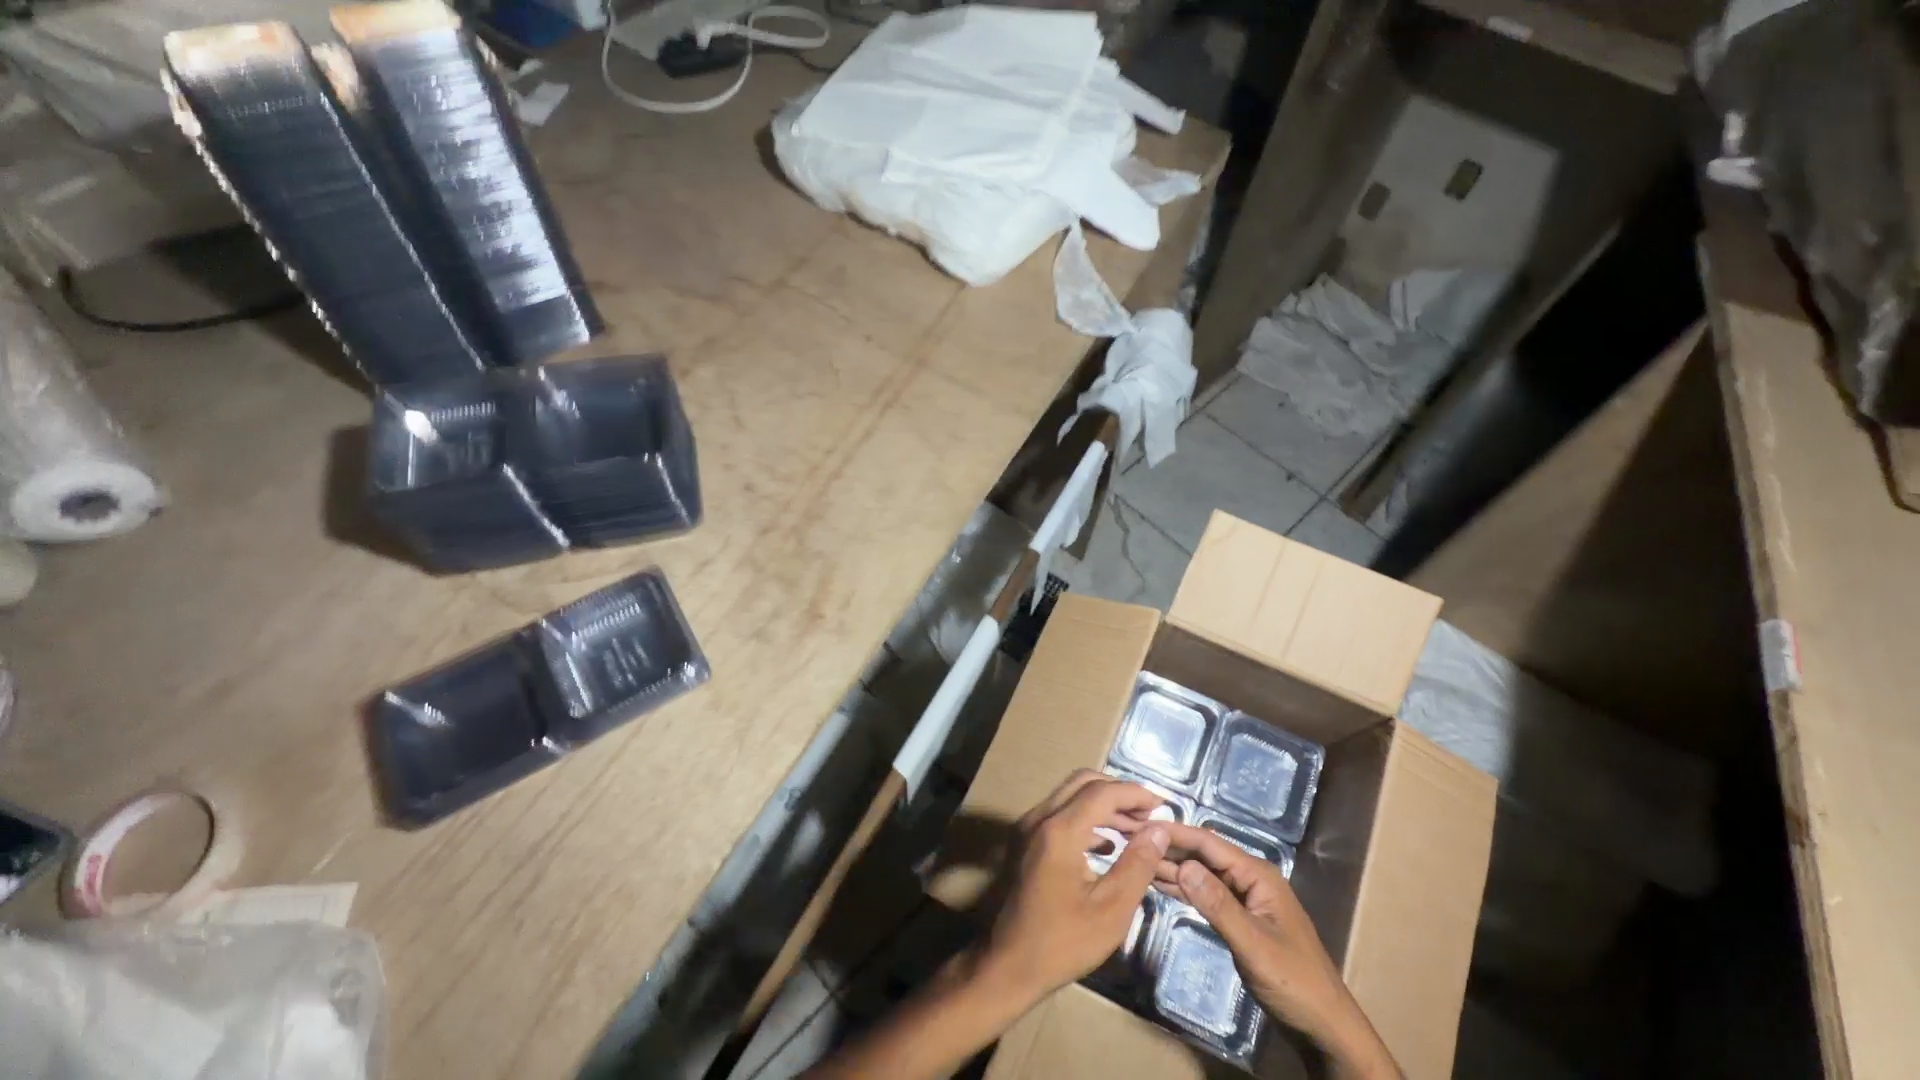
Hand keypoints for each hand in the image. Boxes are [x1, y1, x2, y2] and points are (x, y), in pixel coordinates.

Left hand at [981, 769, 1170, 1002]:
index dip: (1136, 794)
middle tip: (1148, 817)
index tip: (1163, 808)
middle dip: (1119, 793)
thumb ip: (1138, 863)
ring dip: (1103, 806)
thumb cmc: (1063, 942)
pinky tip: (1108, 846)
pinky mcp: (1025, 843)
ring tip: (1136, 831)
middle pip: (1083, 783)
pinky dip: (1086, 819)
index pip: (1103, 792)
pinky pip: (1059, 815)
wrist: (1009, 965)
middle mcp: (1039, 819)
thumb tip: (1159, 830)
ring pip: (1070, 797)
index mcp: (1059, 831)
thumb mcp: (1112, 908)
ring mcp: (1027, 829)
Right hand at [1154, 823, 1399, 1077]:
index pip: (1209, 844)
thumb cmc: (1293, 982)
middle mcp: (1251, 880)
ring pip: (1203, 875)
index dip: (1175, 834)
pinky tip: (1161, 886)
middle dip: (1169, 848)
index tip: (1140, 827)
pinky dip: (1184, 890)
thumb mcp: (1253, 944)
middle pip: (1204, 855)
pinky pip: (1207, 895)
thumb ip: (1218, 905)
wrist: (1323, 1023)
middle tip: (1130, 844)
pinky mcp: (1241, 919)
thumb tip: (1182, 866)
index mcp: (1258, 876)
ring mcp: (1246, 900)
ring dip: (1173, 868)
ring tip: (1136, 860)